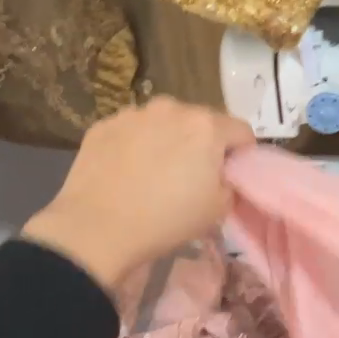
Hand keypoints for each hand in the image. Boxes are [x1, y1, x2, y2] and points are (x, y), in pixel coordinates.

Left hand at [20, 98, 255, 293]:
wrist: (95, 229)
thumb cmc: (166, 219)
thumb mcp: (218, 211)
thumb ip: (230, 185)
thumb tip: (223, 177)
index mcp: (207, 126)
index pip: (242, 131)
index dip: (242, 154)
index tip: (232, 176)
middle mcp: (172, 108)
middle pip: (201, 122)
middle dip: (203, 144)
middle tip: (193, 177)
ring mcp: (133, 114)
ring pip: (164, 123)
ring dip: (168, 141)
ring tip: (155, 174)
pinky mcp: (103, 125)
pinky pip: (132, 131)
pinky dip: (135, 146)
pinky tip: (127, 174)